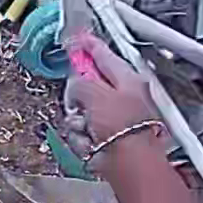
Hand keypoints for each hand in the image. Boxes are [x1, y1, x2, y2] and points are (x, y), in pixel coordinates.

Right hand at [62, 36, 159, 151]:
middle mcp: (122, 96)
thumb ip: (81, 83)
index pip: (104, 55)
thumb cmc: (123, 128)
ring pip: (79, 111)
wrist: (128, 163)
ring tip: (88, 129)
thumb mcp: (96, 95)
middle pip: (87, 86)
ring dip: (78, 122)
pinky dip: (82, 137)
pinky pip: (80, 130)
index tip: (78, 39)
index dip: (89, 46)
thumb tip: (74, 83)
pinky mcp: (103, 137)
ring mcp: (112, 117)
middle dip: (78, 97)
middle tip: (78, 104)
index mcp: (127, 80)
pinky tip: (90, 142)